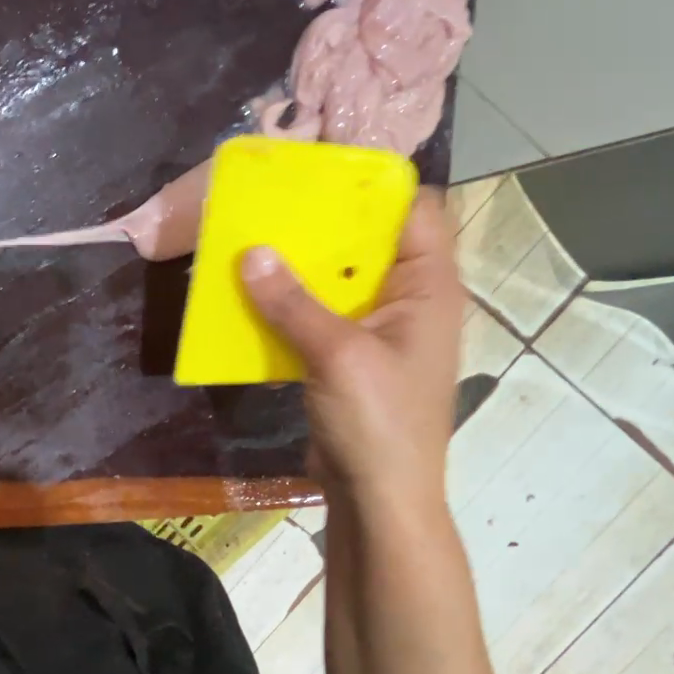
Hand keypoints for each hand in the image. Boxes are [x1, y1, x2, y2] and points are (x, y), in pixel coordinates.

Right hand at [240, 190, 463, 507]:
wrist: (377, 494)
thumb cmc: (377, 421)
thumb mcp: (336, 355)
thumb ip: (293, 304)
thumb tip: (250, 253)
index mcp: (427, 288)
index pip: (413, 213)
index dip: (371, 190)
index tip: (314, 179)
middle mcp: (405, 302)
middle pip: (365, 246)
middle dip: (317, 231)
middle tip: (265, 215)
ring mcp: (373, 334)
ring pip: (333, 286)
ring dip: (293, 275)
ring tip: (245, 256)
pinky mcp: (343, 362)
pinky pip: (312, 322)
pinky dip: (283, 313)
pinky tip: (246, 308)